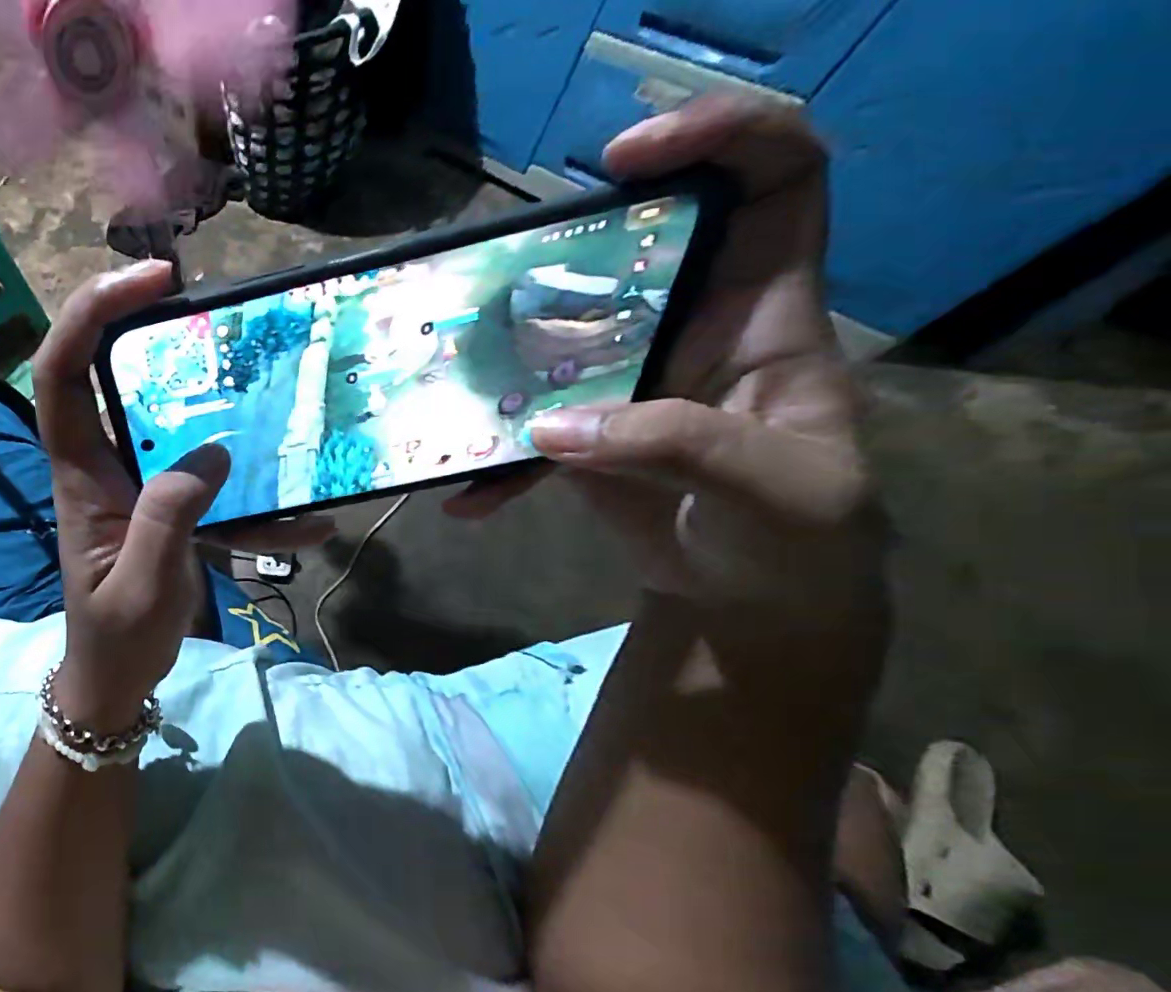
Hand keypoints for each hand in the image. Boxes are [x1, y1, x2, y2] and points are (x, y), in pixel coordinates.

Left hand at [34, 262, 333, 729]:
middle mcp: (108, 465)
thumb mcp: (140, 587)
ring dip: (225, 412)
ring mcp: (144, 486)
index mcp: (81, 475)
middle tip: (220, 316)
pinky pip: (217, 488)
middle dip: (161, 336)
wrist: (118, 680)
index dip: (93, 316)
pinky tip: (306, 525)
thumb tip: (212, 456)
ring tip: (281, 409)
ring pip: (178, 425)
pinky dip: (259, 504)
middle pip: (120, 378)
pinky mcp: (174, 509)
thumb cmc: (116, 638)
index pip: (62, 375)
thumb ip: (167, 521)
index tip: (152, 283)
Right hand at [444, 97, 880, 616]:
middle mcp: (687, 328)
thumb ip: (677, 445)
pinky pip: (527, 426)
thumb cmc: (797, 538)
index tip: (626, 159)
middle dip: (565, 245)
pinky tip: (467, 497)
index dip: (717, 135)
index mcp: (762, 314)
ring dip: (502, 355)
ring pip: (558, 335)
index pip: (774, 179)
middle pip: (632, 248)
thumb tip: (550, 429)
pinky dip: (493, 462)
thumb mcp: (775, 490)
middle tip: (497, 272)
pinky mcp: (583, 432)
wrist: (750, 597)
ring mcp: (625, 381)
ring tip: (453, 376)